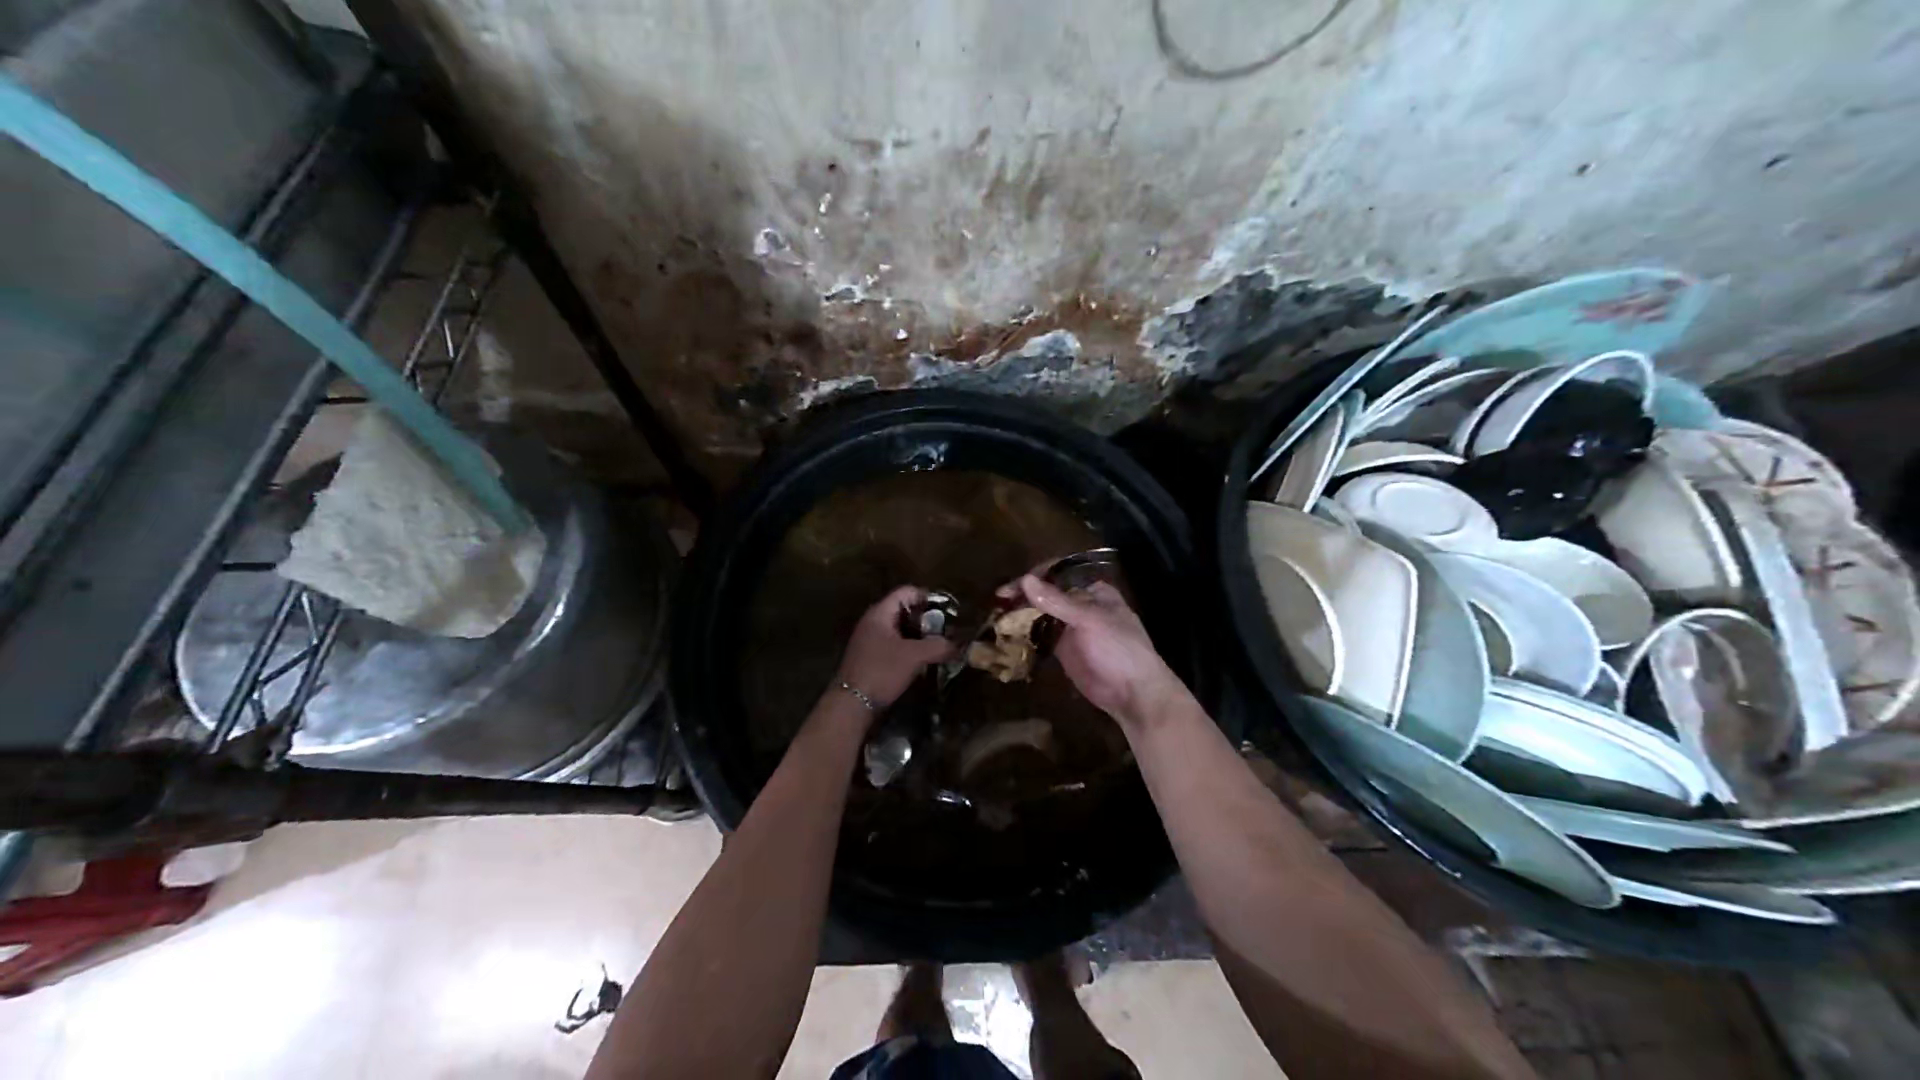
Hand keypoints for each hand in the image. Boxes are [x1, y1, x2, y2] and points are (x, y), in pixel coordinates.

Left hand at [834, 586, 956, 712]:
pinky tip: (923, 660)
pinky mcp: (871, 658)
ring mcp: (870, 640)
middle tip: (947, 629)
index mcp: (880, 614)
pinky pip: (894, 645)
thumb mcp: (914, 656)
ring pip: (900, 630)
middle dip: (926, 619)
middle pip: (904, 610)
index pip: (906, 592)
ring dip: (919, 636)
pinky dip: (910, 648)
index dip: (927, 596)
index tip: (947, 609)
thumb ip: (938, 646)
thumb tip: (958, 646)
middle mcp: (873, 622)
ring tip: (940, 645)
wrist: (852, 703)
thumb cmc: (882, 671)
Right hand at [1010, 575, 1190, 728]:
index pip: (1058, 574)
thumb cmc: (1119, 649)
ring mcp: (1071, 628)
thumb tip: (1025, 579)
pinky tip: (1007, 636)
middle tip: (998, 605)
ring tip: (997, 620)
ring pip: (1041, 615)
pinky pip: (1040, 637)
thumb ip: (1057, 601)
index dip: (1034, 577)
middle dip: (1023, 597)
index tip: (1011, 587)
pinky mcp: (1063, 650)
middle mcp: (1080, 605)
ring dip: (1021, 616)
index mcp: (1093, 591)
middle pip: (1046, 594)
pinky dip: (1025, 635)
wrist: (1134, 694)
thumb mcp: (1089, 620)